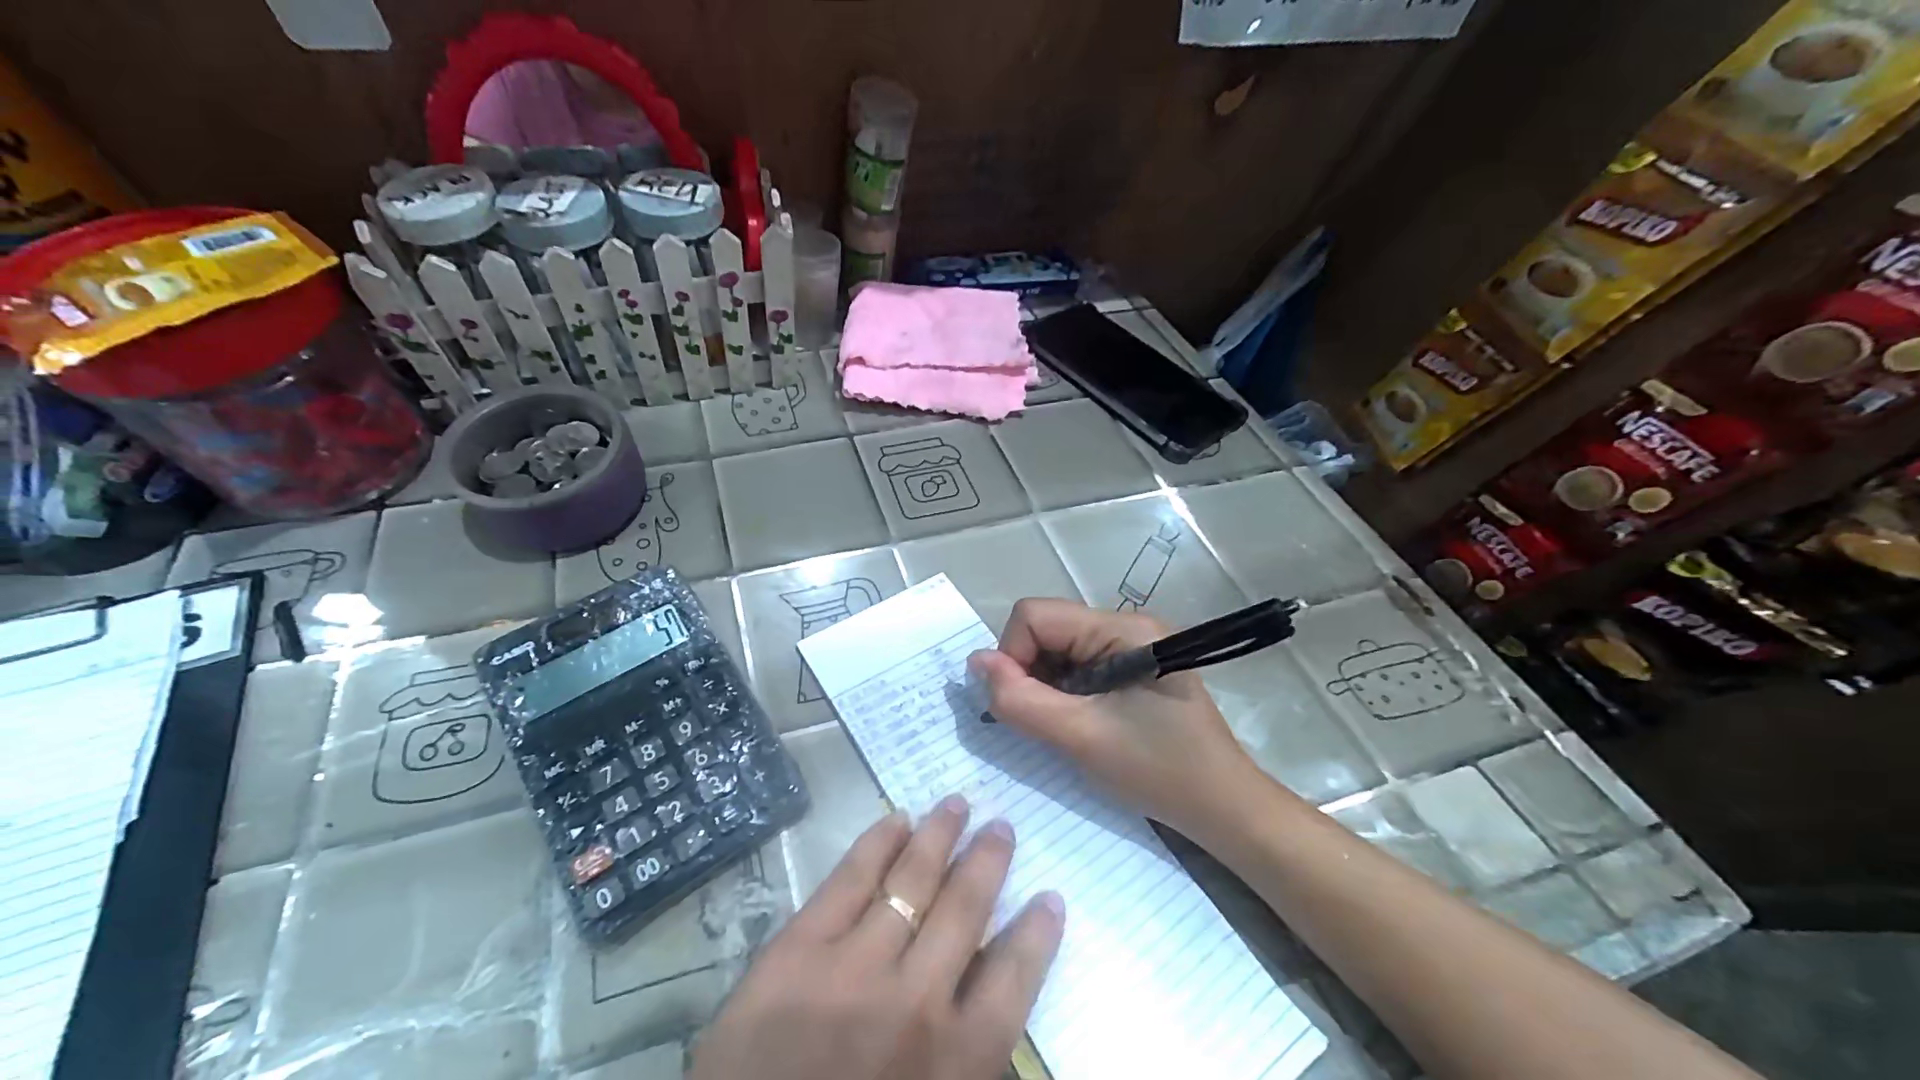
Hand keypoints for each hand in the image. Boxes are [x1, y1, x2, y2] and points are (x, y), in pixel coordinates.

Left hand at [689, 799, 1063, 1079]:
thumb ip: (964, 1049)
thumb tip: (988, 982)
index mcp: (954, 1060)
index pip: (1014, 978)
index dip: (1036, 934)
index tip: (1049, 897)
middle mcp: (915, 1002)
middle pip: (964, 909)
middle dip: (988, 861)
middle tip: (1001, 826)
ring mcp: (855, 968)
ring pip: (912, 881)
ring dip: (940, 836)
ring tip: (958, 804)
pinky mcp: (799, 949)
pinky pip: (849, 880)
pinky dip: (878, 843)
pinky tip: (897, 819)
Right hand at [967, 598, 1274, 840]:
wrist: (1223, 808)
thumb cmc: (1158, 771)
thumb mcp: (1080, 737)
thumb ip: (1021, 699)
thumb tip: (975, 662)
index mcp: (1123, 629)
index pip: (1036, 616)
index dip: (1013, 656)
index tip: (1020, 705)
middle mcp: (1126, 625)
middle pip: (1046, 629)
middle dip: (1029, 672)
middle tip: (1042, 721)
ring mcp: (1130, 646)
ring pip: (1057, 649)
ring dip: (1045, 686)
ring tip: (1064, 726)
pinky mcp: (1131, 668)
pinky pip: (1076, 666)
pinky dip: (1062, 693)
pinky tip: (1077, 723)